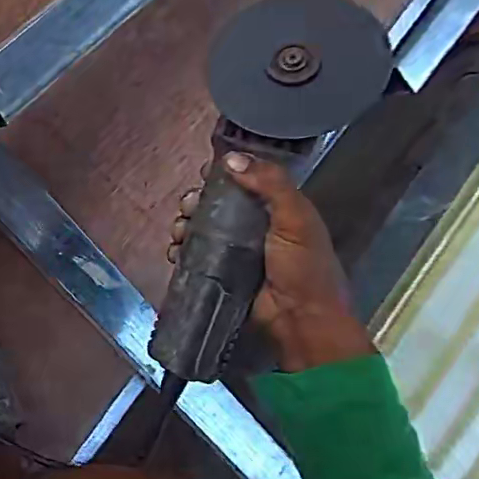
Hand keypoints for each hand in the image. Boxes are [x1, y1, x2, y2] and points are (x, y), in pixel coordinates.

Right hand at [168, 152, 374, 372]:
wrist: (300, 320)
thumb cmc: (303, 268)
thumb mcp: (296, 219)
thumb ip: (270, 185)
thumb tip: (231, 158)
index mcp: (276, 210)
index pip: (243, 183)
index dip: (222, 176)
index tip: (204, 175)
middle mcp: (253, 227)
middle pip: (214, 205)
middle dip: (195, 202)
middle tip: (188, 208)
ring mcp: (234, 251)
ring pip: (198, 228)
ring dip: (183, 225)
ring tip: (179, 232)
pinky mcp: (217, 272)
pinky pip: (192, 254)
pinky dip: (179, 249)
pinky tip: (175, 250)